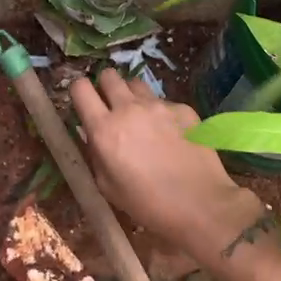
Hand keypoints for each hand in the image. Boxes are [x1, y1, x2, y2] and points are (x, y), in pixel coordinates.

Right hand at [69, 69, 263, 262]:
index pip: (80, 88)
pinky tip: (171, 136)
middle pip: (109, 75)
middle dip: (106, 87)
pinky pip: (164, 102)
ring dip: (133, 96)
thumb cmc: (147, 204)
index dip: (80, 93)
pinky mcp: (183, 108)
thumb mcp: (107, 186)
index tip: (85, 104)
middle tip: (112, 108)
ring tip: (141, 119)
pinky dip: (161, 113)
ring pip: (136, 84)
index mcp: (104, 129)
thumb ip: (95, 154)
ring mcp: (159, 105)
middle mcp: (129, 109)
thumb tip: (92, 136)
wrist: (200, 204)